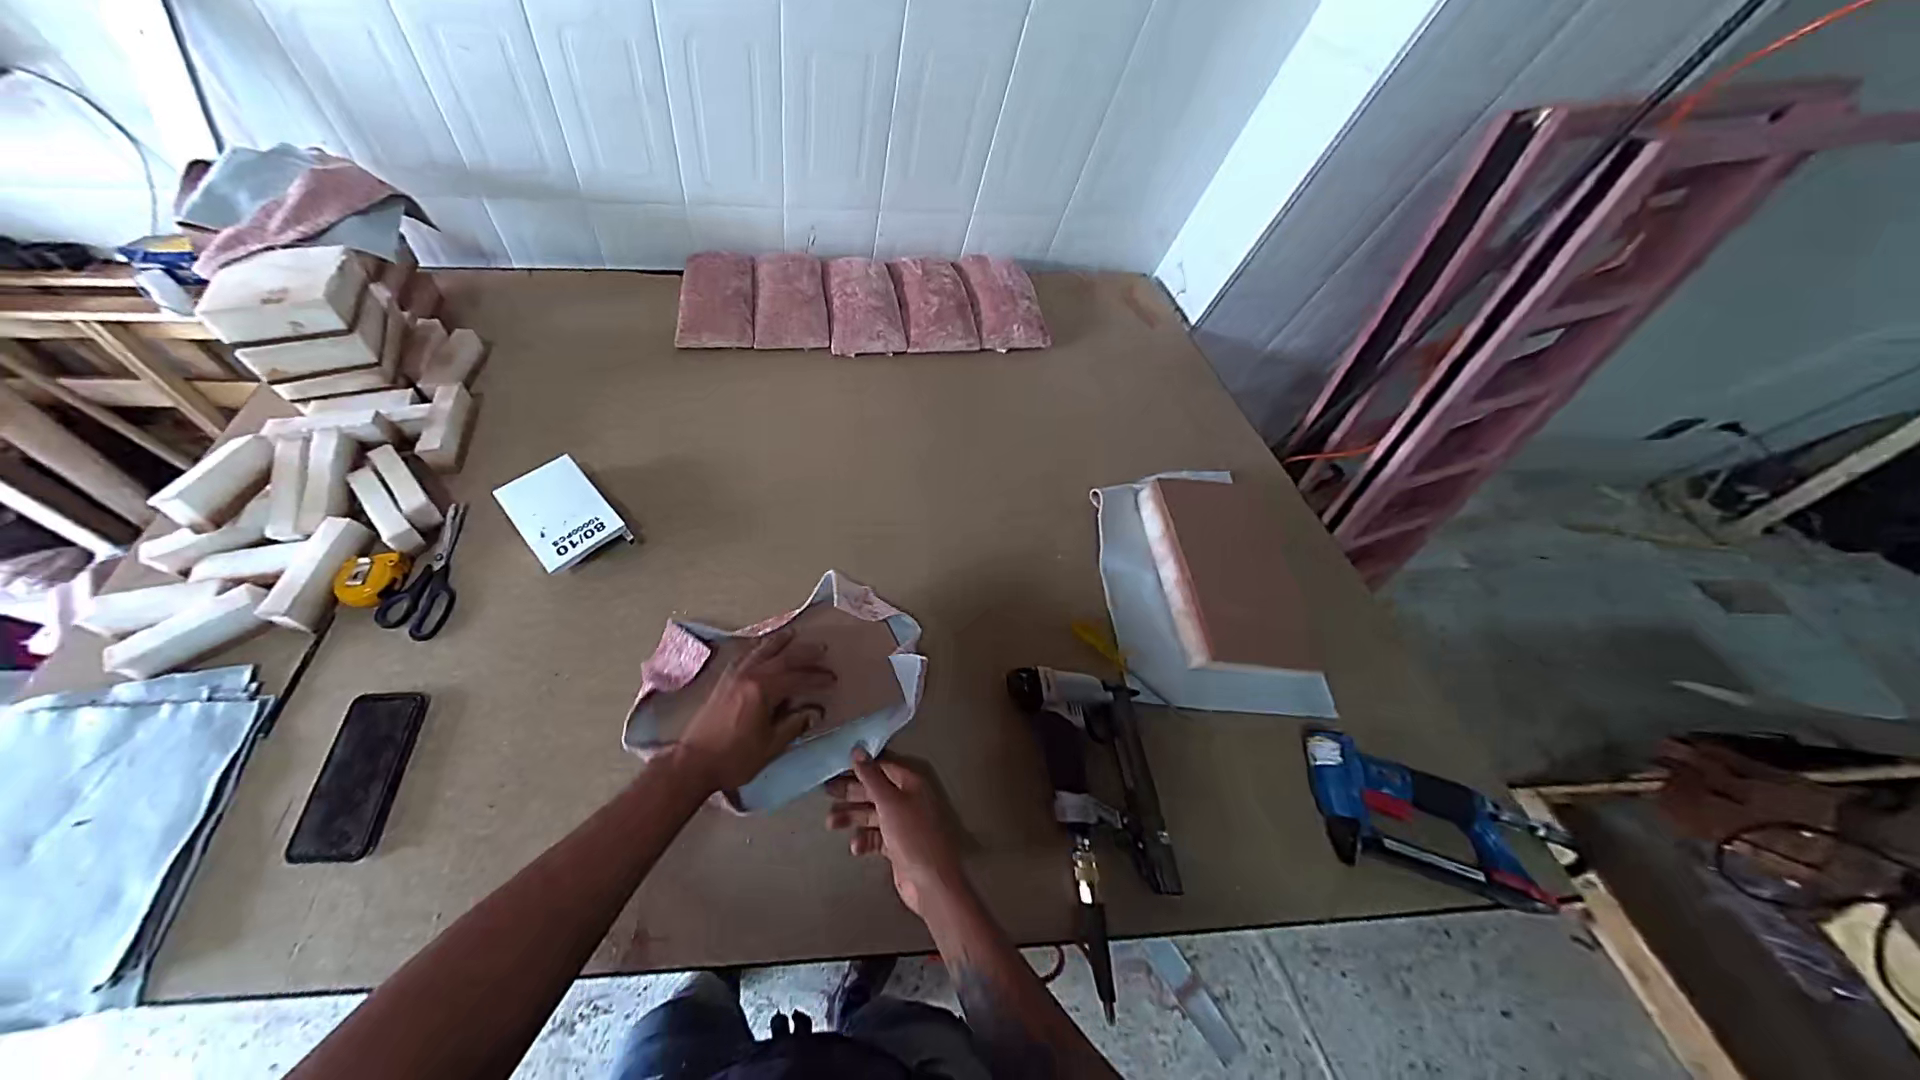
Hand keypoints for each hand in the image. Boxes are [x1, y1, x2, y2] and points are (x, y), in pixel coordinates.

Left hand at [675, 630, 834, 792]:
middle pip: (782, 658)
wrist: (692, 763)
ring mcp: (733, 676)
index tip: (832, 680)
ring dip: (778, 642)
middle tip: (821, 650)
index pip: (797, 678)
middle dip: (804, 654)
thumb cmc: (734, 758)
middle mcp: (748, 676)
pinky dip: (756, 649)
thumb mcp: (771, 745)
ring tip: (792, 634)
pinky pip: (744, 656)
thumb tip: (813, 712)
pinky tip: (760, 648)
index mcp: (763, 690)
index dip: (817, 678)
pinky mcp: (723, 682)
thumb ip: (793, 725)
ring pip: (760, 651)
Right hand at [826, 749, 967, 918]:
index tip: (837, 767)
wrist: (930, 881)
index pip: (883, 768)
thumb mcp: (889, 802)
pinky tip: (855, 846)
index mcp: (911, 784)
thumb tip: (858, 750)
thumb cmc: (912, 835)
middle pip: (875, 791)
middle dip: (852, 792)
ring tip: (831, 822)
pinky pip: (876, 836)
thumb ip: (871, 777)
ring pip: (873, 814)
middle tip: (827, 791)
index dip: (861, 767)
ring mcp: (903, 824)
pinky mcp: (897, 845)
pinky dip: (864, 839)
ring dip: (853, 817)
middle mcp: (908, 800)